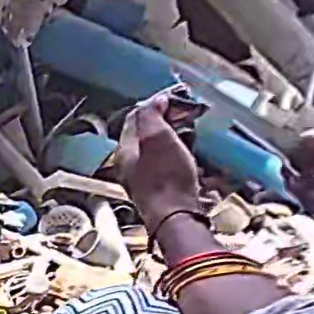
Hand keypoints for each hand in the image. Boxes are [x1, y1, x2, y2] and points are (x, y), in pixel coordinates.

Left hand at [113, 92, 202, 225]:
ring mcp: (142, 176)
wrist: (174, 216)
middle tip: (186, 111)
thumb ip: (151, 116)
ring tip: (189, 127)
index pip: (135, 118)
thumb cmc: (165, 180)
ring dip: (173, 132)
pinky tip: (188, 150)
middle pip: (145, 131)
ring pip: (156, 145)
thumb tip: (155, 101)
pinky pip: (165, 159)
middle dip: (166, 117)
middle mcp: (129, 164)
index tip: (177, 97)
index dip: (155, 103)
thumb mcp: (157, 138)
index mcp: (124, 152)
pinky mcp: (158, 185)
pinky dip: (177, 148)